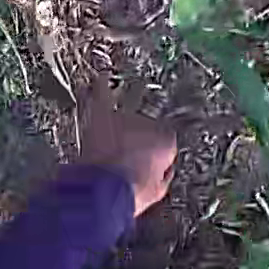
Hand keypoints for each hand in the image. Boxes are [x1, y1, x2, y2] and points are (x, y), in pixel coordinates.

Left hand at [77, 87, 176, 216]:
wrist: (105, 189)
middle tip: (140, 124)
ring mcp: (124, 117)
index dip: (157, 141)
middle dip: (146, 118)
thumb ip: (163, 175)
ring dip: (132, 93)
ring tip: (133, 86)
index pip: (167, 133)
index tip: (151, 146)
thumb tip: (164, 173)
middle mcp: (147, 124)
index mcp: (166, 142)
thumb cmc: (131, 192)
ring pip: (129, 98)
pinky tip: (101, 75)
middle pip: (149, 114)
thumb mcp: (157, 190)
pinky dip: (101, 83)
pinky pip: (102, 91)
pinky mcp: (102, 115)